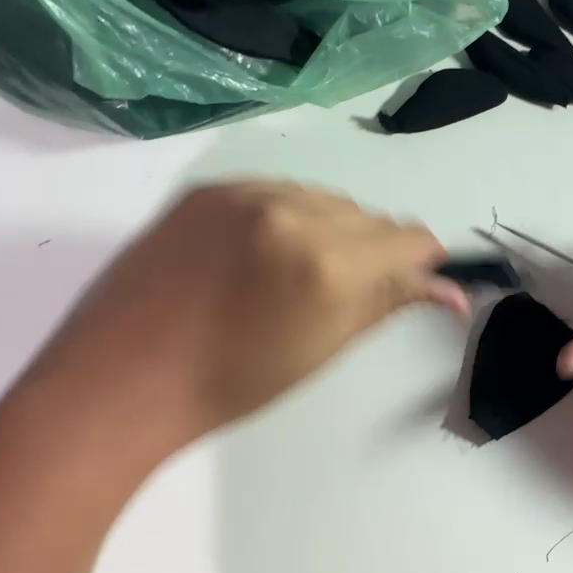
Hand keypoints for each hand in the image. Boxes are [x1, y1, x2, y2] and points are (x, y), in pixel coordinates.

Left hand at [40, 180, 465, 449]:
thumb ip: (388, 304)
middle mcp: (292, 212)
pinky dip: (288, 216)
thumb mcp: (324, 347)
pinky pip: (276, 190)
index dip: (424, 260)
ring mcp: (244, 193)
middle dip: (376, 249)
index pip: (408, 238)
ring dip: (333, 229)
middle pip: (368, 215)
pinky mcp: (206, 189)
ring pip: (324, 197)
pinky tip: (265, 254)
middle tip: (353, 292)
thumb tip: (450, 292)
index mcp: (328, 263)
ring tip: (301, 274)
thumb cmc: (233, 383)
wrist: (123, 380)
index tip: (420, 280)